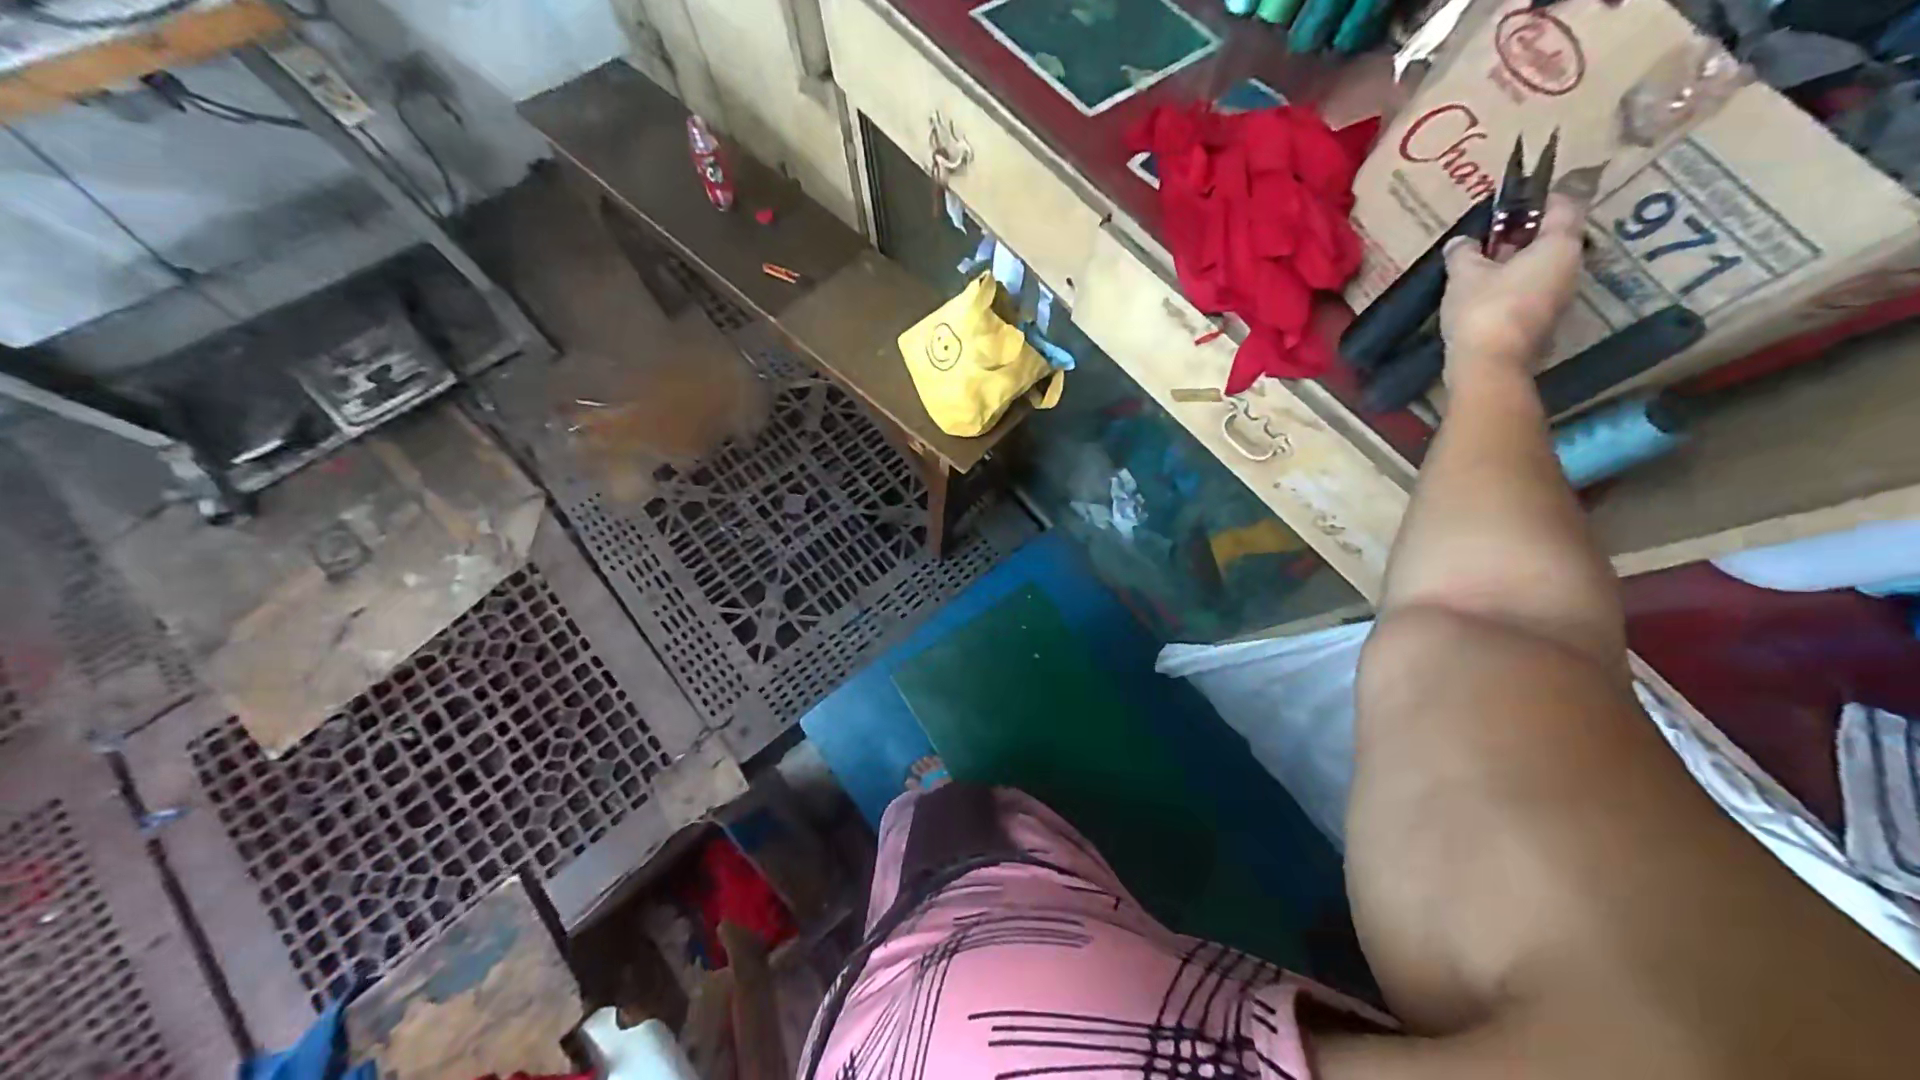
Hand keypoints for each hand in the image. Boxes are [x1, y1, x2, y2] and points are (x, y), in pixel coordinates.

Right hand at [1439, 194, 1586, 384]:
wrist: (1490, 365)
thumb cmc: (1483, 309)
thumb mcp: (1464, 275)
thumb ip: (1464, 253)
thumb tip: (1461, 242)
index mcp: (1560, 246)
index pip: (1564, 207)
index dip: (1541, 199)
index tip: (1515, 201)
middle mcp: (1571, 267)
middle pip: (1553, 239)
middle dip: (1523, 235)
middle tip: (1490, 238)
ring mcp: (1561, 297)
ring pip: (1542, 268)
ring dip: (1517, 264)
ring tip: (1482, 268)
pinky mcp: (1544, 321)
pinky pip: (1533, 292)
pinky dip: (1514, 287)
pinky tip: (1485, 295)